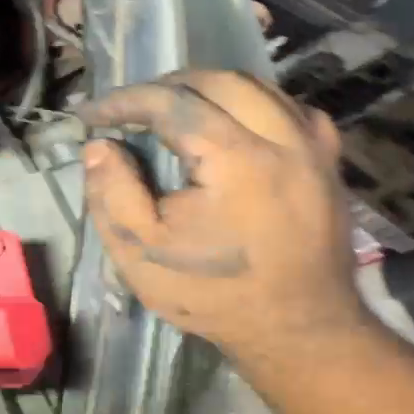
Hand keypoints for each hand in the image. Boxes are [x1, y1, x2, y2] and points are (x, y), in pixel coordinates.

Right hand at [79, 69, 362, 364]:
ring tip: (169, 111)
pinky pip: (294, 112)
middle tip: (126, 108)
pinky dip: (253, 106)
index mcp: (237, 162)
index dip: (122, 102)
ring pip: (262, 90)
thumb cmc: (209, 290)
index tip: (87, 116)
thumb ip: (111, 189)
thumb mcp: (136, 247)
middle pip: (222, 83)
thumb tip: (99, 145)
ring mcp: (314, 154)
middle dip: (165, 86)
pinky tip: (227, 125)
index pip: (172, 104)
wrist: (297, 330)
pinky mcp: (326, 167)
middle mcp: (284, 145)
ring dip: (208, 91)